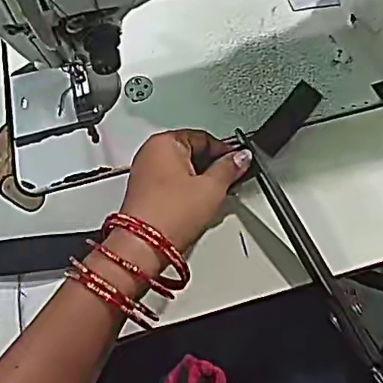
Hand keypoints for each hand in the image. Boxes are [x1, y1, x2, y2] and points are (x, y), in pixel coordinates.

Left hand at [116, 130, 249, 255]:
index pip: (203, 137)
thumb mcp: (211, 188)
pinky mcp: (144, 192)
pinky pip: (171, 183)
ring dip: (199, 181)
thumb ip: (229, 168)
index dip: (224, 151)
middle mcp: (150, 153)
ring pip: (182, 169)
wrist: (143, 245)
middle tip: (227, 182)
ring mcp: (145, 172)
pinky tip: (195, 206)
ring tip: (210, 198)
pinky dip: (186, 191)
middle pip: (191, 152)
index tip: (238, 163)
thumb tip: (239, 158)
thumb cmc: (167, 214)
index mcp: (164, 142)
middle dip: (211, 167)